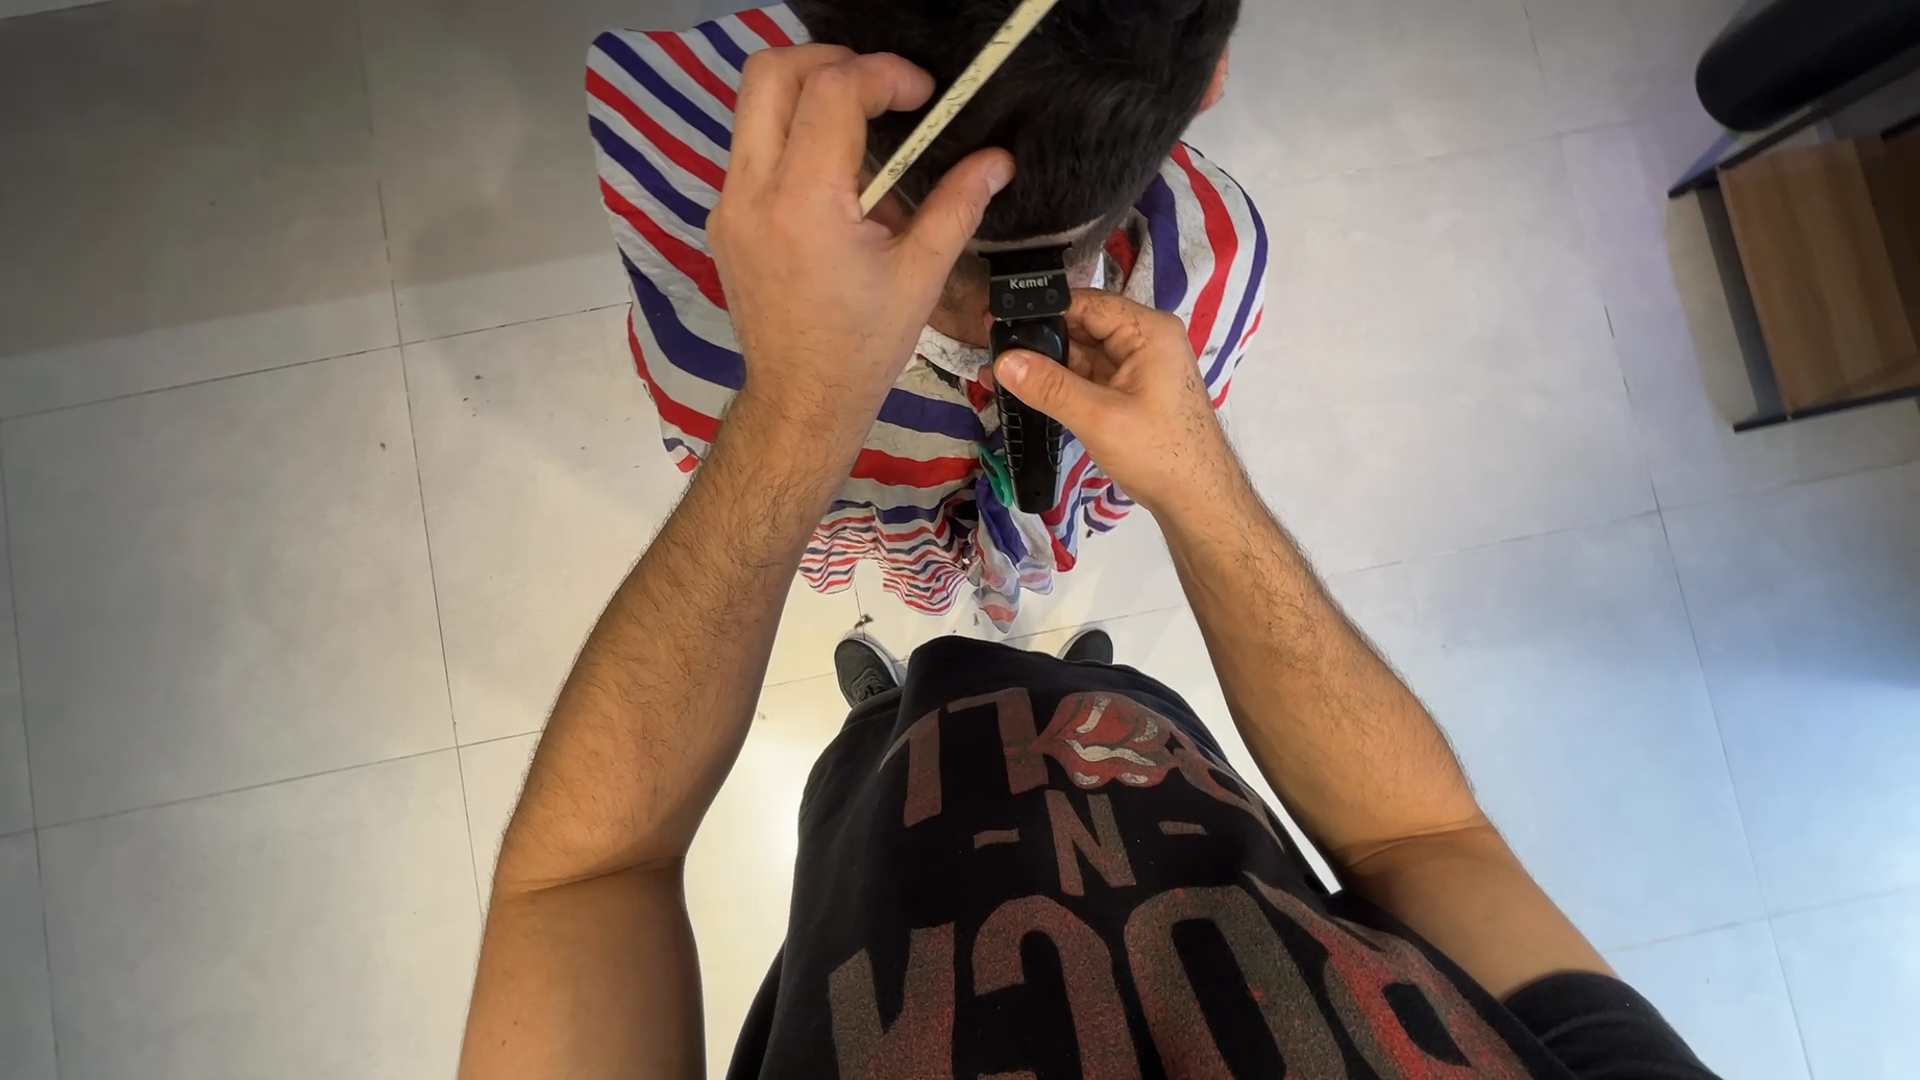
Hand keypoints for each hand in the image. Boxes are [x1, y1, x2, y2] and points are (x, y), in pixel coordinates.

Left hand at [710, 46, 1013, 444]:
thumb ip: (957, 206)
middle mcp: (752, 193)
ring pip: (753, 109)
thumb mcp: (919, 278)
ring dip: (807, 98)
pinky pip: (750, 152)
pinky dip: (791, 141)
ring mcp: (728, 207)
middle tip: (878, 89)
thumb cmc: (862, 349)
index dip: (882, 74)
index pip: (832, 92)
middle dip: (830, 62)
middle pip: (771, 74)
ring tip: (859, 132)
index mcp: (805, 205)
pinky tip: (831, 183)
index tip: (921, 95)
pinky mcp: (724, 223)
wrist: (802, 400)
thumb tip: (998, 161)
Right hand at [989, 291, 1242, 516]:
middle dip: (1039, 341)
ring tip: (998, 374)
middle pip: (1082, 327)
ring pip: (1081, 355)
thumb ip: (1049, 387)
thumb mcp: (1099, 417)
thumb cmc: (1158, 452)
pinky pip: (1088, 378)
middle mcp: (1143, 340)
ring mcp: (1136, 367)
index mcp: (1147, 331)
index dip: (1042, 310)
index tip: (996, 322)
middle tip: (992, 352)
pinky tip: (1027, 392)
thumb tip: (1003, 361)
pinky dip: (1060, 385)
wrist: (1195, 498)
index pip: (1087, 304)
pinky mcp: (1128, 392)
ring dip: (1046, 366)